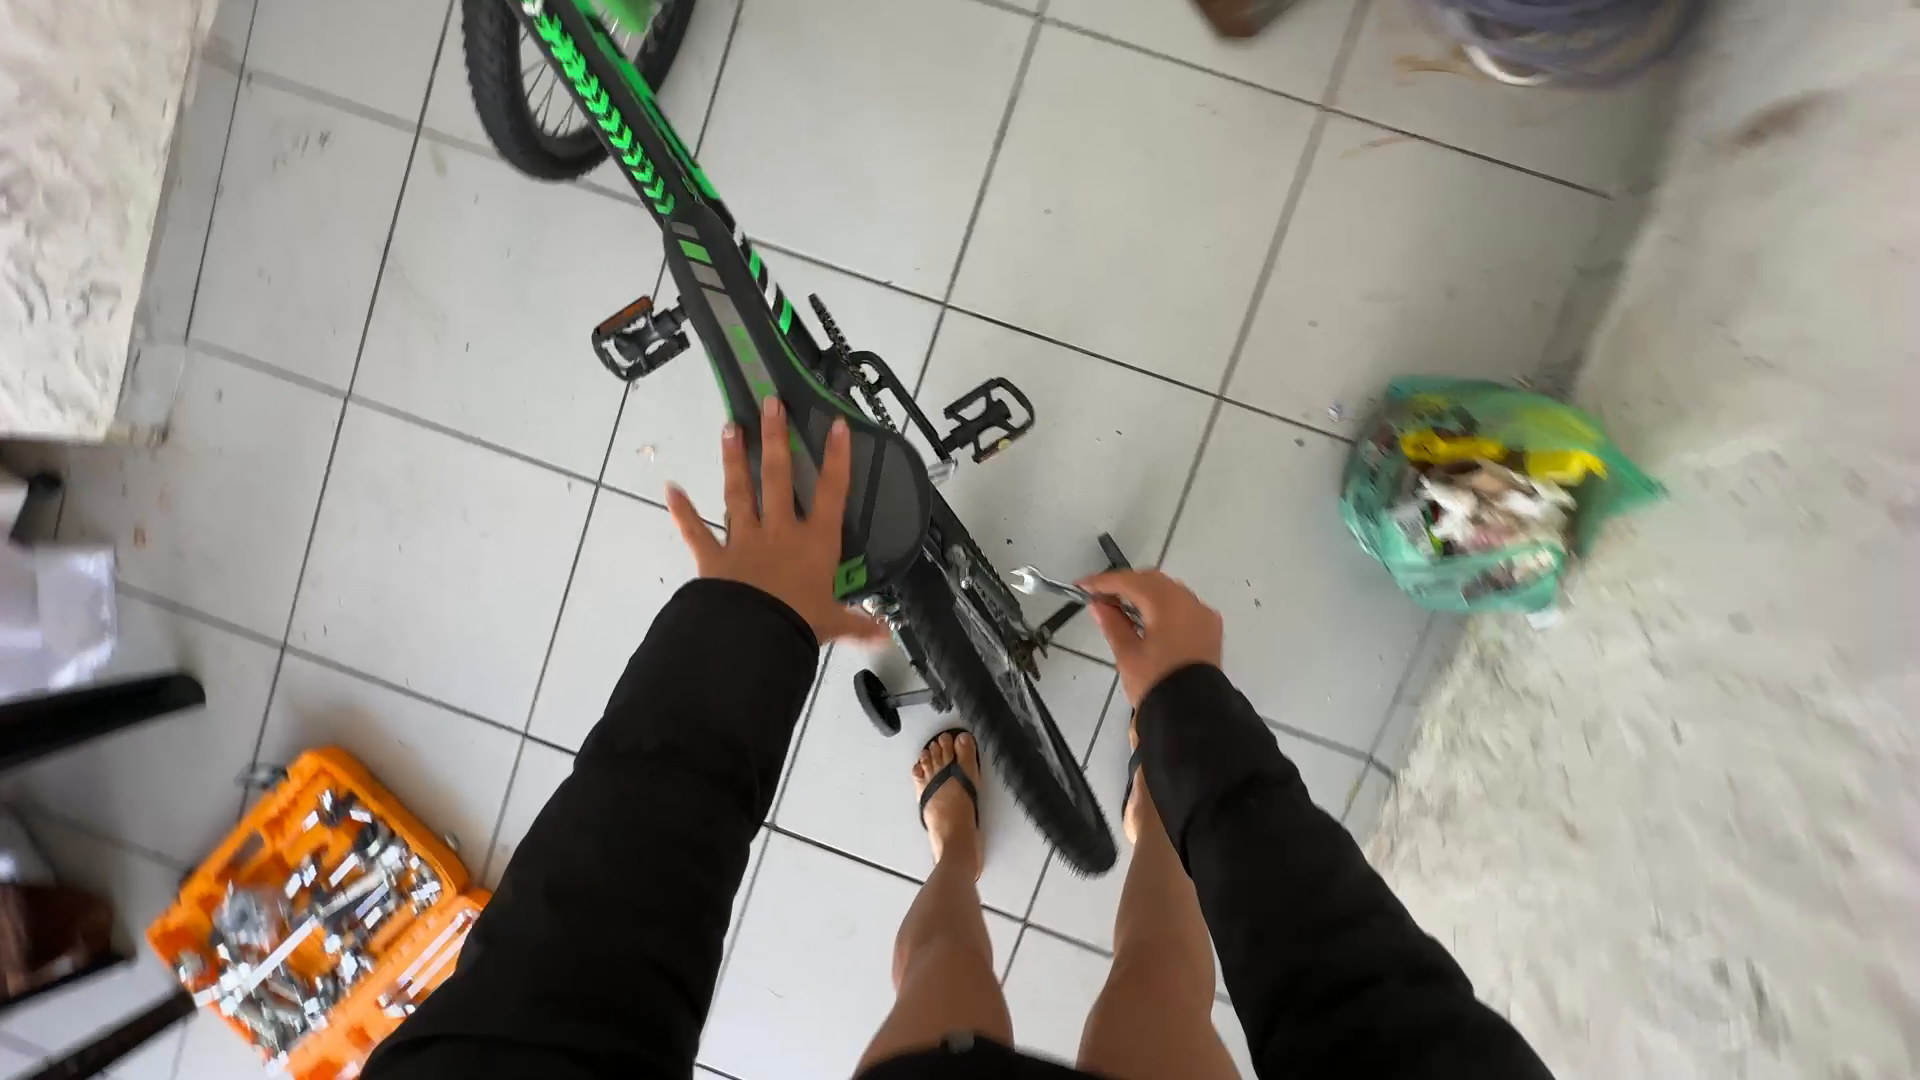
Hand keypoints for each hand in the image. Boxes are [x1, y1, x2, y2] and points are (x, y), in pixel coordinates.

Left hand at [666, 397, 887, 645]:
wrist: (752, 637)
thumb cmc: (799, 624)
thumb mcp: (834, 624)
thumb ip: (858, 624)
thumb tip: (886, 636)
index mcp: (815, 542)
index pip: (832, 492)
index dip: (837, 457)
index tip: (836, 424)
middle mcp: (780, 530)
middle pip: (779, 476)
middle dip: (775, 438)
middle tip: (770, 403)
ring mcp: (744, 539)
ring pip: (739, 492)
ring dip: (734, 459)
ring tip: (730, 426)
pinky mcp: (714, 556)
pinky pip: (696, 531)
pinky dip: (682, 512)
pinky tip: (670, 489)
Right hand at [1078, 569, 1222, 704]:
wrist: (1194, 715)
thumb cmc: (1156, 684)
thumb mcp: (1127, 654)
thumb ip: (1112, 623)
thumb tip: (1098, 605)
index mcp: (1168, 605)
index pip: (1131, 582)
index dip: (1103, 582)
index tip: (1081, 586)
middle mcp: (1189, 602)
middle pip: (1152, 581)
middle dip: (1124, 584)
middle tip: (1099, 596)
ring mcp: (1203, 614)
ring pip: (1169, 590)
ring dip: (1144, 592)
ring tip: (1119, 606)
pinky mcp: (1210, 628)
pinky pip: (1183, 605)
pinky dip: (1163, 604)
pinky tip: (1147, 617)